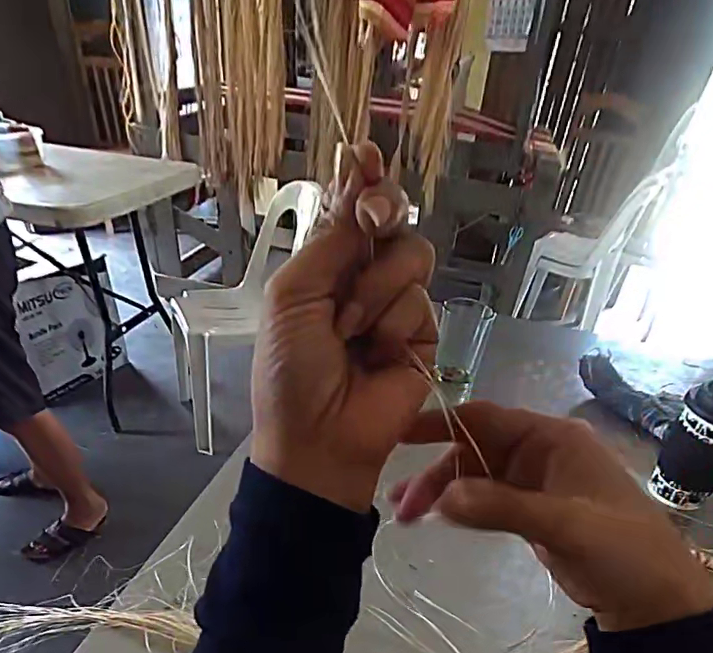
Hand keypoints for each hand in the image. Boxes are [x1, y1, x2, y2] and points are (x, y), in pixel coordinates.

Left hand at [250, 141, 436, 512]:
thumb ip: (328, 240)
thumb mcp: (292, 297)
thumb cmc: (290, 371)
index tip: (364, 155)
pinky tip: (376, 357)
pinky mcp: (422, 336)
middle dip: (382, 214)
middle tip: (371, 222)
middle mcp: (360, 281)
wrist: (317, 438)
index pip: (349, 212)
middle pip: (392, 219)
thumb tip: (358, 182)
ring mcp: (394, 307)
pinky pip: (422, 301)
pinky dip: (394, 326)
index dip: (361, 181)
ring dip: (376, 290)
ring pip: (412, 255)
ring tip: (349, 334)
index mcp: (323, 270)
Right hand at [391, 403, 712, 630]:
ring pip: (471, 476)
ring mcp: (531, 483)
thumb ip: (504, 507)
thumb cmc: (624, 552)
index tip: (395, 437)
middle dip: (433, 474)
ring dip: (438, 492)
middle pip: (470, 450)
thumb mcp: (567, 526)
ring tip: (404, 516)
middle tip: (402, 508)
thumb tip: (443, 497)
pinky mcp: (527, 510)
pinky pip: (481, 499)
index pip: (484, 418)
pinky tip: (432, 519)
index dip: (438, 424)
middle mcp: (538, 453)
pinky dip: (455, 507)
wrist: (654, 600)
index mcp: (553, 439)